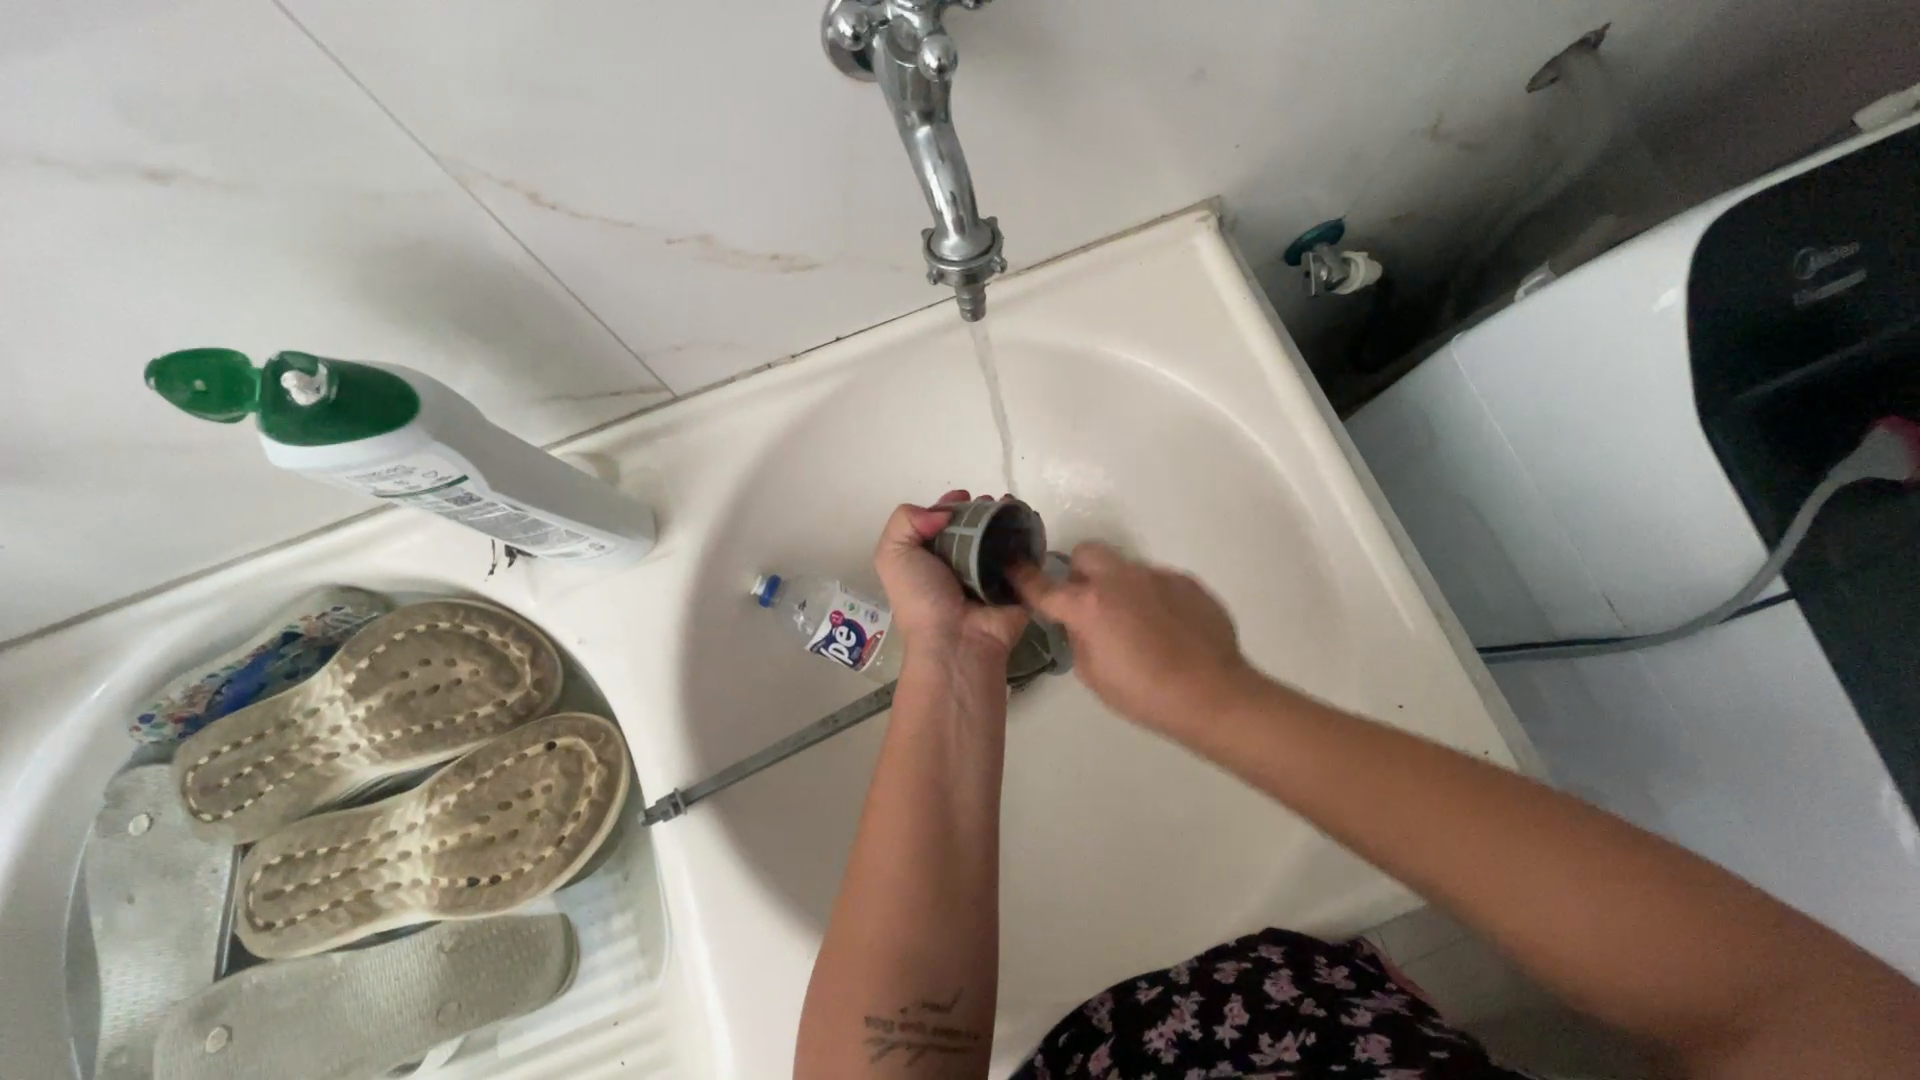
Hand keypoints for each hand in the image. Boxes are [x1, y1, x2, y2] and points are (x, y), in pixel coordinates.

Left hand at [875, 490, 1030, 661]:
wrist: (956, 640)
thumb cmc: (921, 597)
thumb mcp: (892, 555)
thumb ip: (905, 521)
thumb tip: (942, 513)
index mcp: (930, 557)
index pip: (943, 524)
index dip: (950, 506)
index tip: (961, 497)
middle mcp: (960, 564)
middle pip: (974, 527)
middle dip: (982, 509)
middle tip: (989, 501)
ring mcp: (992, 574)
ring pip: (1002, 537)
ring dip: (1007, 518)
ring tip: (1010, 507)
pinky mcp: (1019, 583)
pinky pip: (1027, 555)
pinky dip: (1030, 536)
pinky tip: (1028, 522)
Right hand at [1012, 542, 1261, 732]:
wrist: (1211, 693)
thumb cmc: (1143, 693)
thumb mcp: (1092, 674)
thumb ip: (1079, 638)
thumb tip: (1081, 623)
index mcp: (1088, 604)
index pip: (1044, 586)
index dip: (1024, 578)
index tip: (1013, 569)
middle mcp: (1119, 579)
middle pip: (1087, 553)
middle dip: (1079, 571)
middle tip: (1087, 602)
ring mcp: (1156, 576)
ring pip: (1125, 569)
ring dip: (1119, 587)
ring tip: (1137, 624)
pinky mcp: (1186, 582)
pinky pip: (1158, 583)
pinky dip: (1153, 599)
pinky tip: (1167, 630)